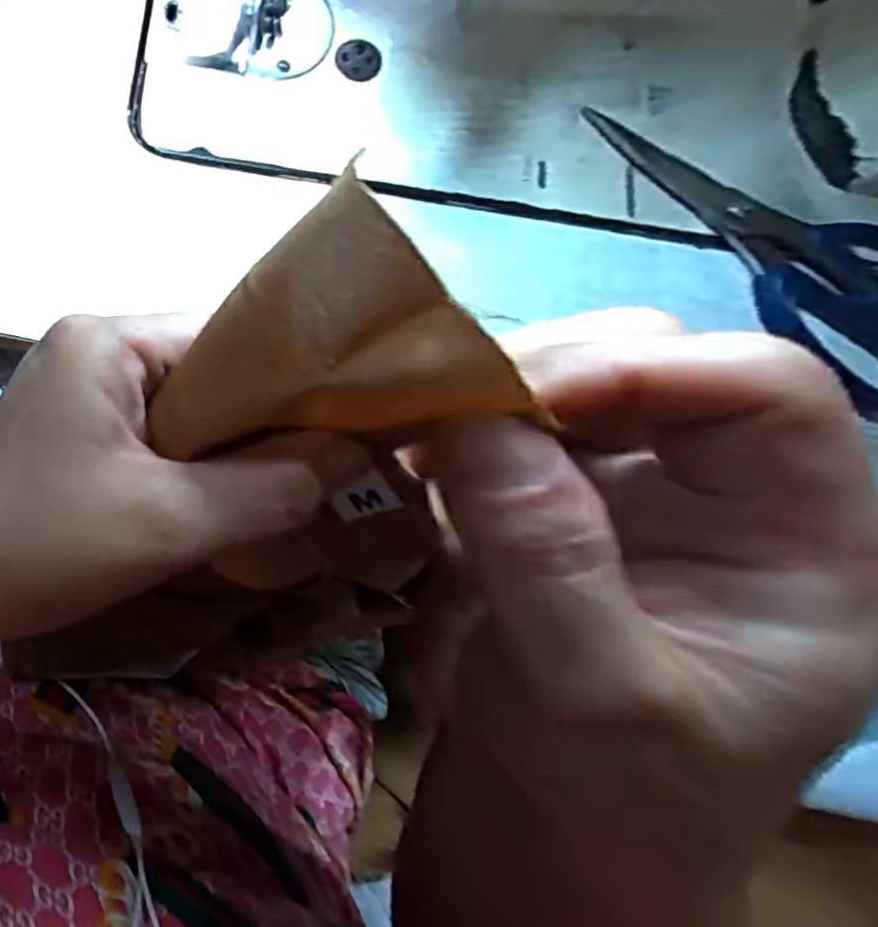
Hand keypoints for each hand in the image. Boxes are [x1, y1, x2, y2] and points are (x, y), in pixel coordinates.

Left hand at [0, 314, 363, 659]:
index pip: (234, 336)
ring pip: (181, 412)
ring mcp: (73, 392)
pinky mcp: (66, 433)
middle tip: (340, 474)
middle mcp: (89, 349)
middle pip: (208, 373)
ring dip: (229, 454)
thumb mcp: (168, 520)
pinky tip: (221, 507)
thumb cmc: (40, 544)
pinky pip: (147, 439)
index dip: (303, 379)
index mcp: (107, 340)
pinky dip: (186, 470)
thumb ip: (272, 484)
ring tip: (293, 496)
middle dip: (267, 425)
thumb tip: (354, 453)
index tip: (368, 426)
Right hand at [397, 311, 877, 925]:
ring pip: (560, 383)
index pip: (759, 390)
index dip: (641, 371)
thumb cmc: (609, 786)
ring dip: (480, 391)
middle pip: (648, 360)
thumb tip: (472, 425)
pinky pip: (489, 430)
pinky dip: (440, 423)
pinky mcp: (527, 506)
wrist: (544, 826)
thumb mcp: (591, 687)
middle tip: (439, 409)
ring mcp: (608, 496)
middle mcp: (705, 495)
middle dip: (540, 368)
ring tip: (407, 427)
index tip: (511, 406)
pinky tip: (398, 449)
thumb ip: (545, 554)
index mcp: (790, 538)